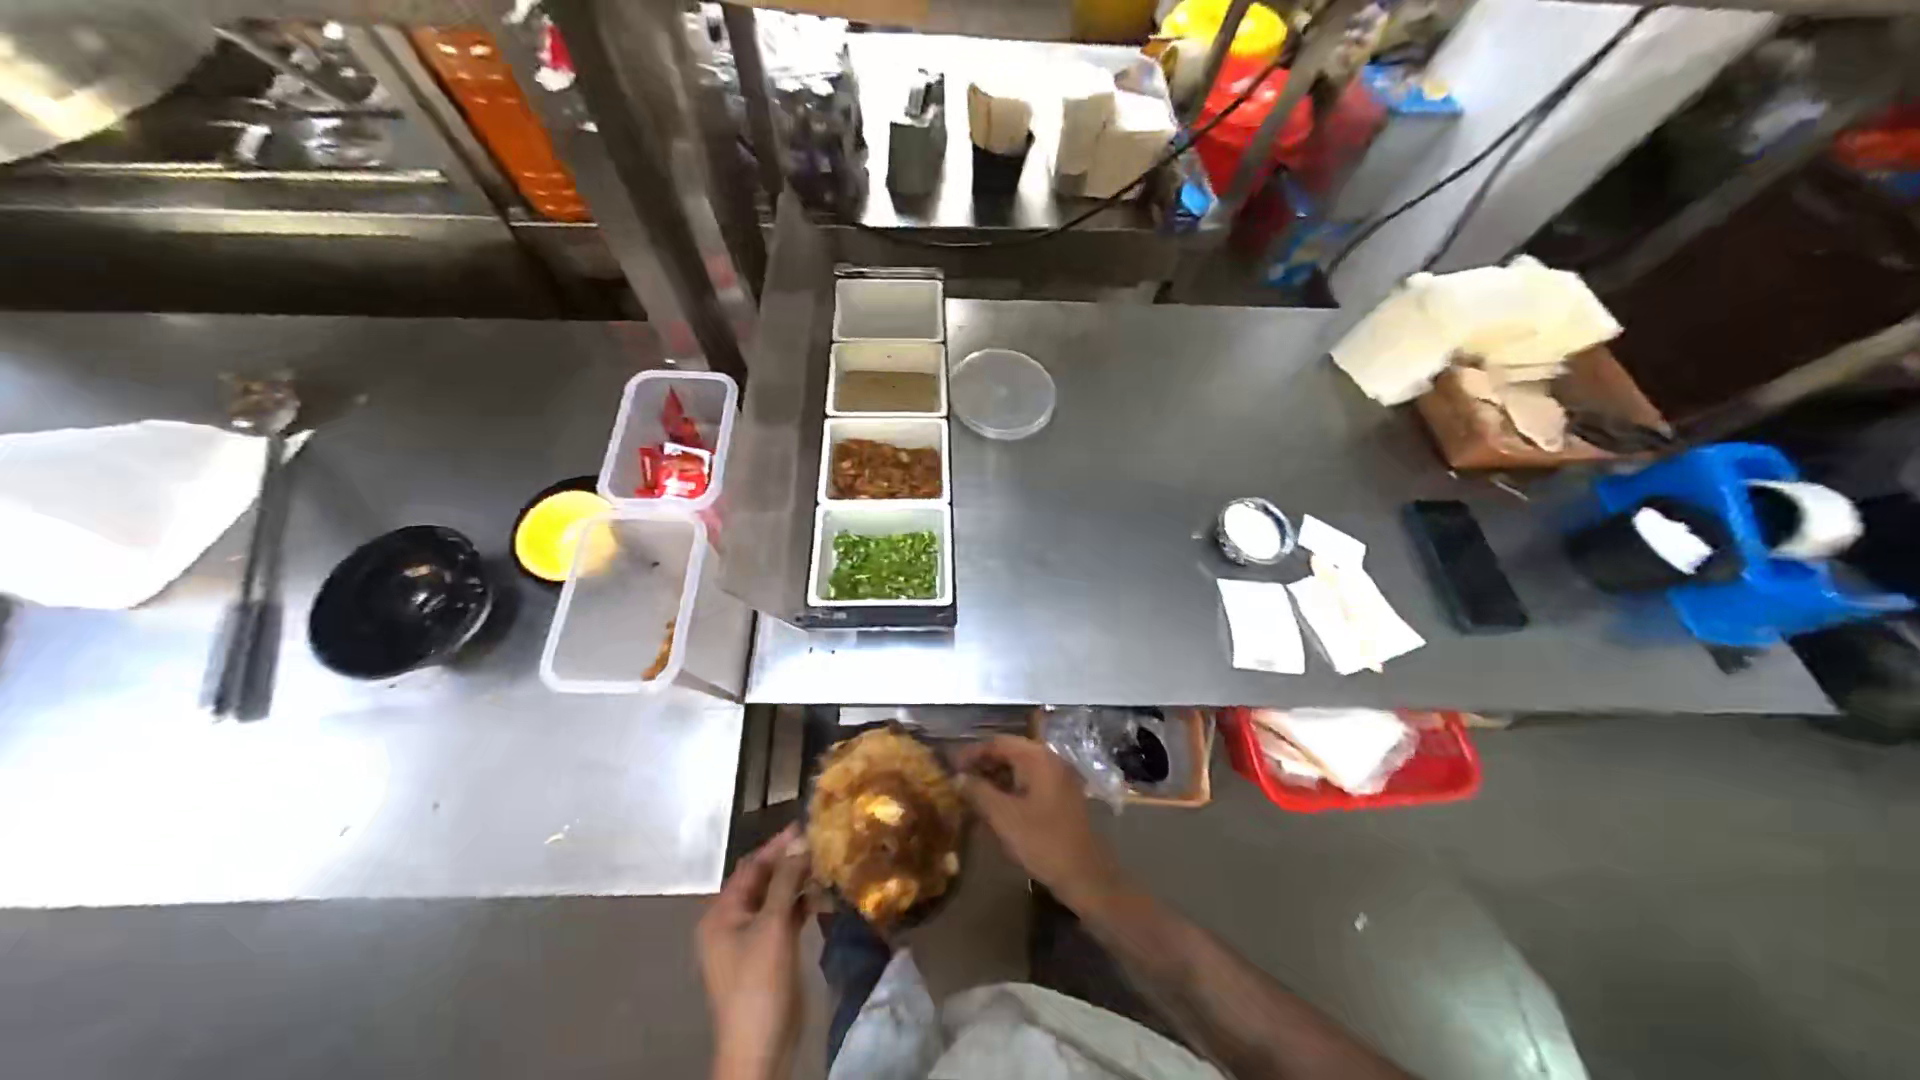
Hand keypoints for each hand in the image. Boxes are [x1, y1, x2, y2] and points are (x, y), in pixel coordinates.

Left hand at [697, 825, 809, 1079]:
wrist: (760, 1048)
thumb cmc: (759, 982)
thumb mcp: (773, 926)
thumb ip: (785, 881)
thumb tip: (799, 840)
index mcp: (721, 913)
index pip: (751, 867)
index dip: (777, 845)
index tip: (806, 824)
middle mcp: (731, 922)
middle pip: (763, 881)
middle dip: (790, 862)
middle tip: (822, 841)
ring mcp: (750, 939)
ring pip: (776, 899)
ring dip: (799, 882)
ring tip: (828, 862)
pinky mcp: (769, 954)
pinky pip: (784, 918)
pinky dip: (801, 905)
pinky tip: (824, 894)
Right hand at [954, 736, 1127, 910]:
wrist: (1086, 876)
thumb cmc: (1042, 842)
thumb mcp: (1003, 817)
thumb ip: (978, 791)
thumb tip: (958, 777)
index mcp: (1038, 758)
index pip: (998, 742)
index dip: (971, 752)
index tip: (950, 767)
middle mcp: (1051, 760)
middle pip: (1010, 752)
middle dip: (983, 764)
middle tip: (959, 780)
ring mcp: (1060, 778)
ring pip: (1020, 768)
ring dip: (996, 777)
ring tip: (972, 793)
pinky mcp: (1063, 796)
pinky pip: (1031, 782)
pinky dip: (1011, 788)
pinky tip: (996, 805)